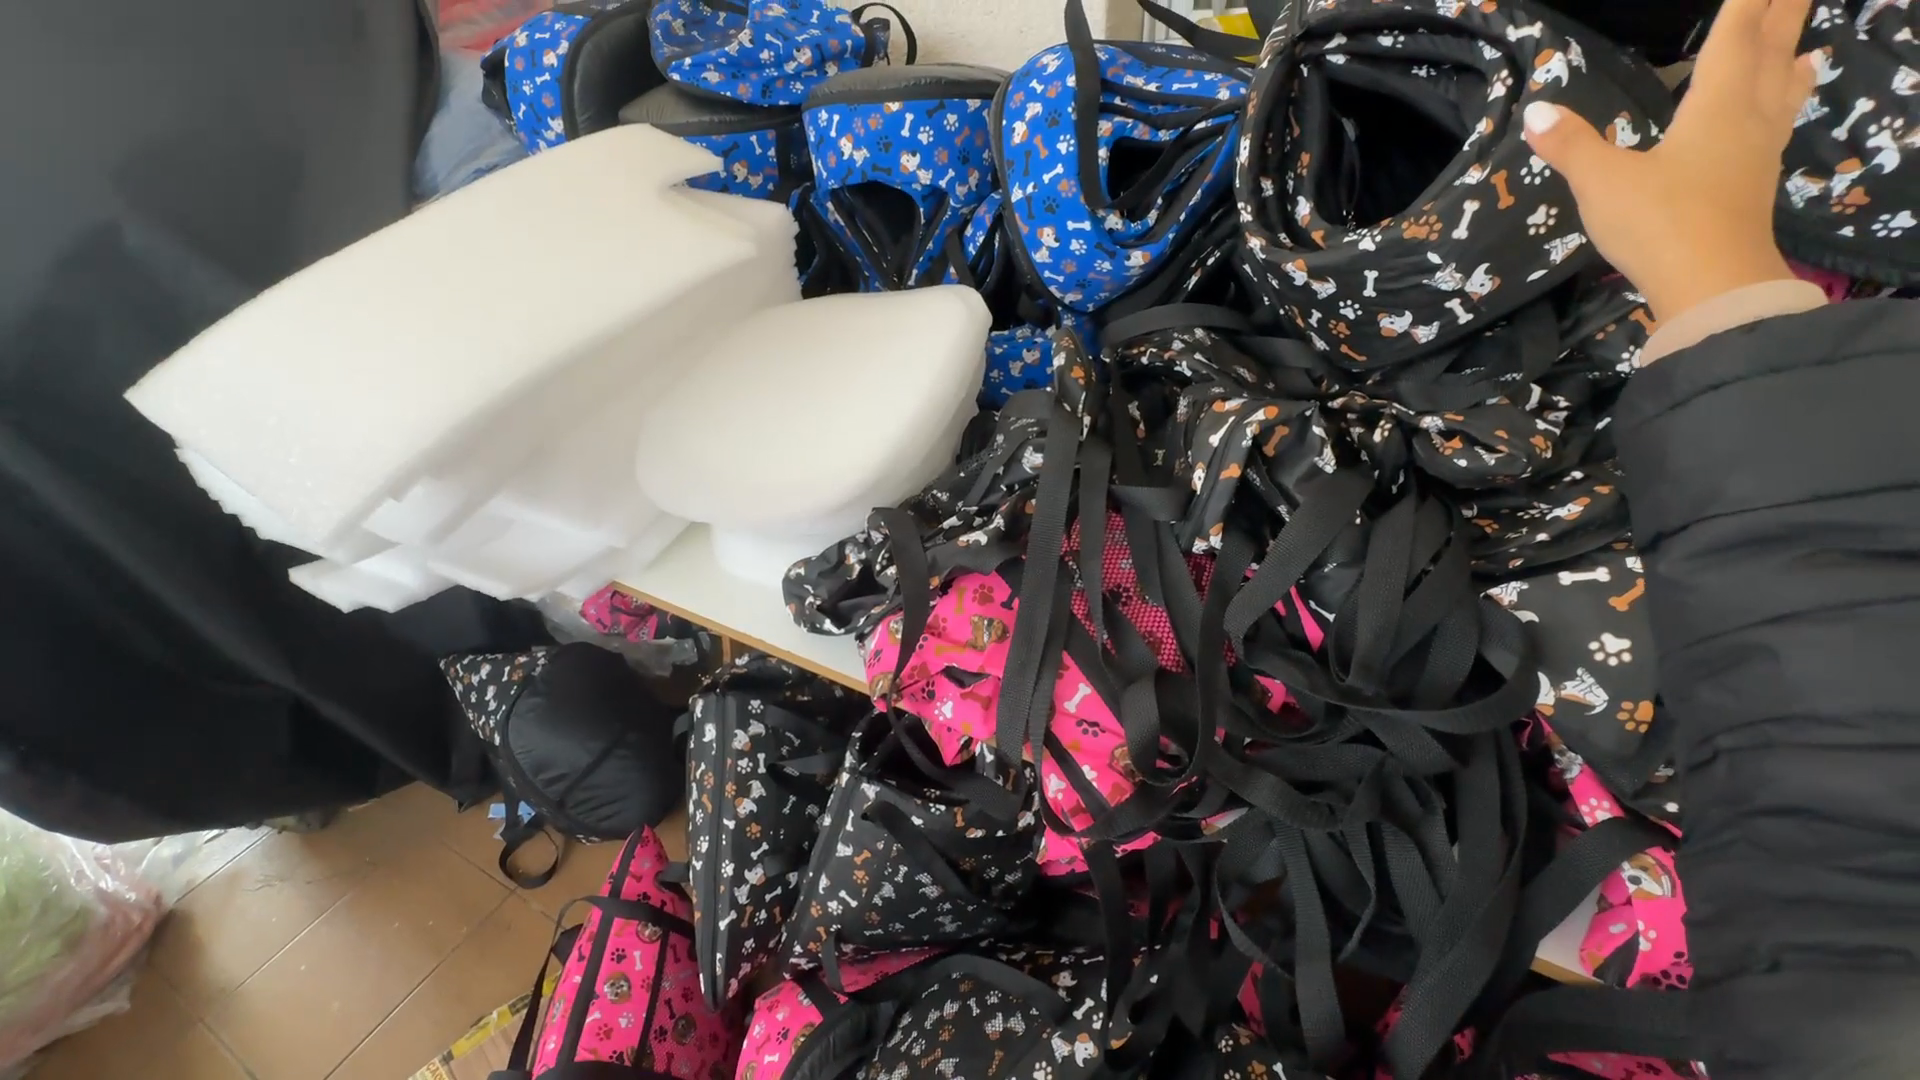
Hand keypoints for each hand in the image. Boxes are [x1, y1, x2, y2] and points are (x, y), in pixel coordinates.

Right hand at [1521, 0, 1816, 323]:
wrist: (1709, 281)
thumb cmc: (1657, 223)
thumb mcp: (1602, 184)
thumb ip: (1572, 146)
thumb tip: (1536, 110)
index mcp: (1715, 107)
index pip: (1734, 38)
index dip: (1745, 5)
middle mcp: (1749, 118)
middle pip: (1772, 52)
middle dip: (1782, 16)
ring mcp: (1759, 152)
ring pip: (1784, 91)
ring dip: (1792, 61)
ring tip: (1805, 46)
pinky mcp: (1755, 183)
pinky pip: (1778, 125)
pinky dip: (1785, 105)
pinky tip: (1778, 114)